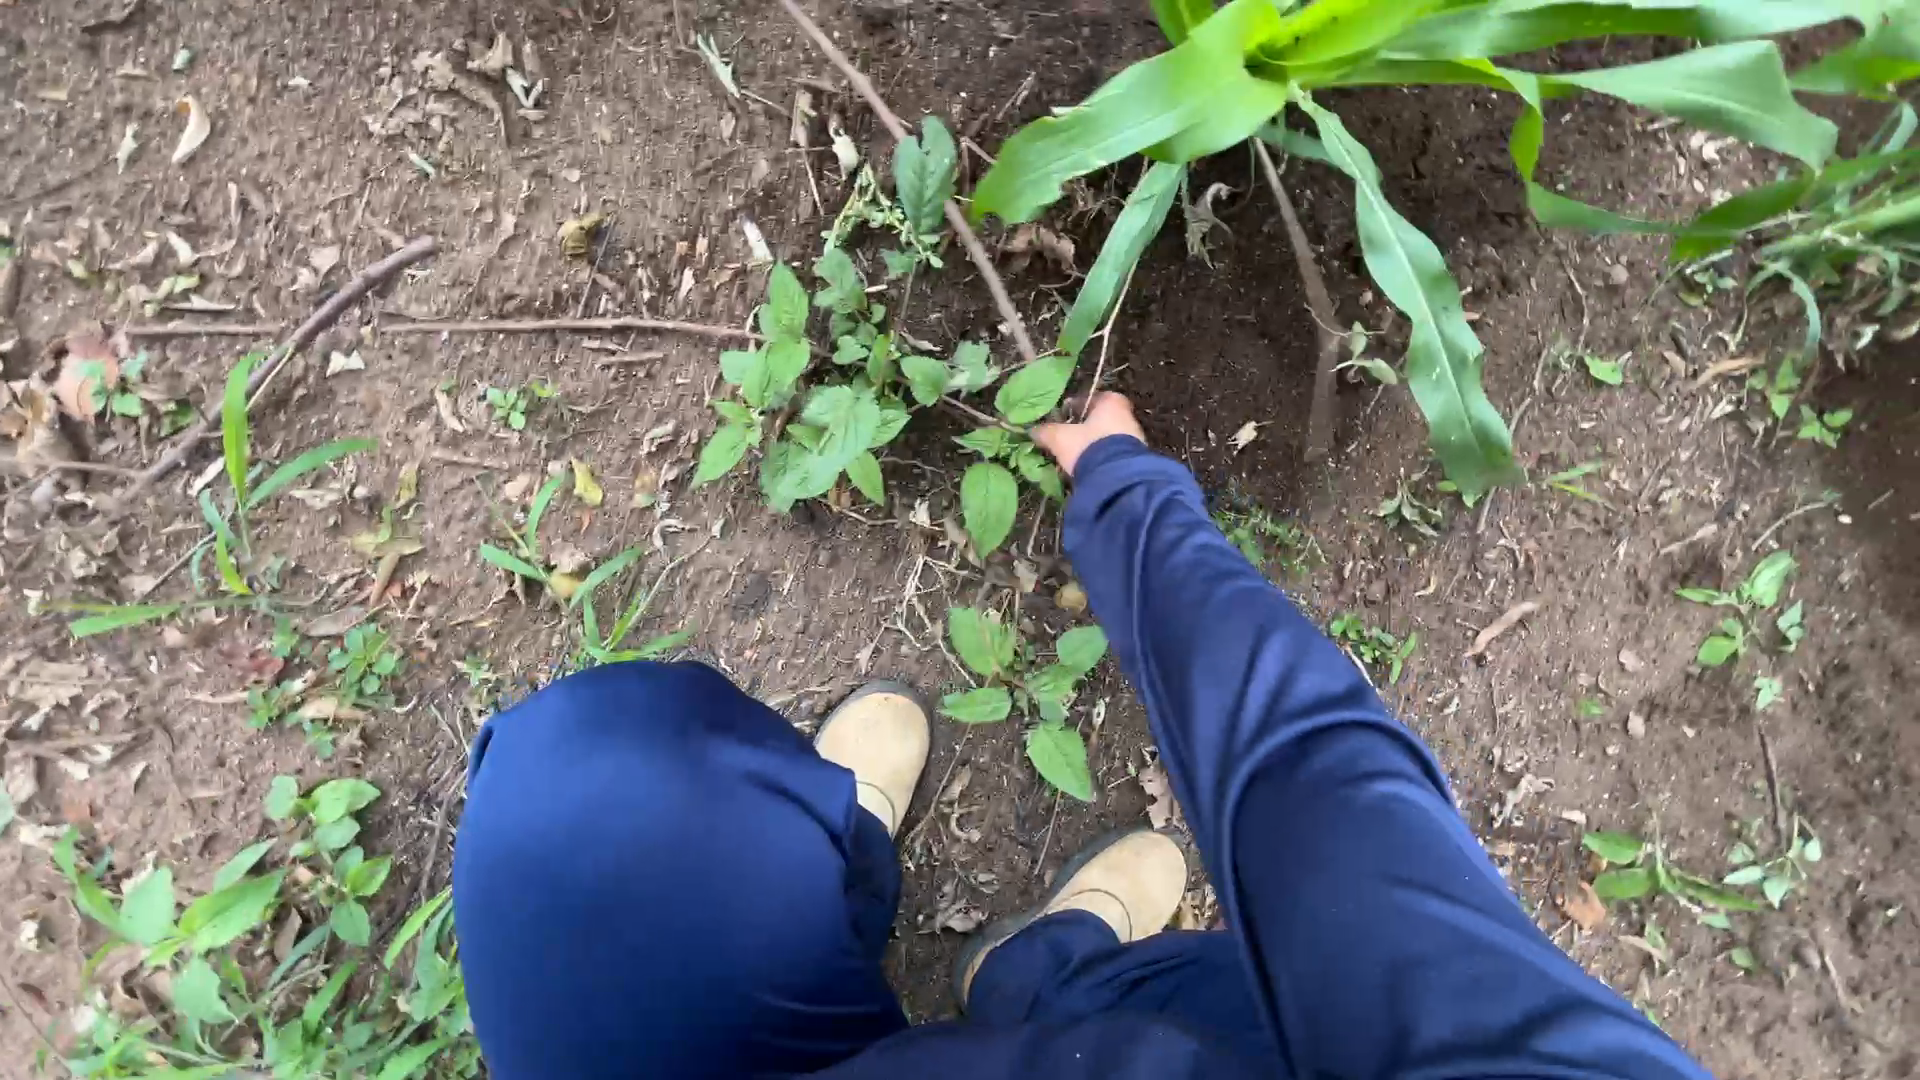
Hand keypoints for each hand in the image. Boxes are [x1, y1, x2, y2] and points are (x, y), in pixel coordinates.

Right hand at [1032, 392, 1146, 478]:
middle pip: (1099, 419)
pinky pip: (1112, 455)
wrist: (1116, 478)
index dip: (1072, 408)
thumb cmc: (1087, 446)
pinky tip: (1086, 468)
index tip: (1059, 419)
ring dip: (1090, 446)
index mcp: (1111, 402)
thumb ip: (1046, 431)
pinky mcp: (1135, 460)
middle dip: (1082, 429)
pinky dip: (1099, 459)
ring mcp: (1135, 438)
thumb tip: (1033, 430)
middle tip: (1064, 439)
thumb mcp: (1059, 437)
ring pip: (1105, 438)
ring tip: (1072, 458)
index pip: (1089, 398)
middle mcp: (1126, 415)